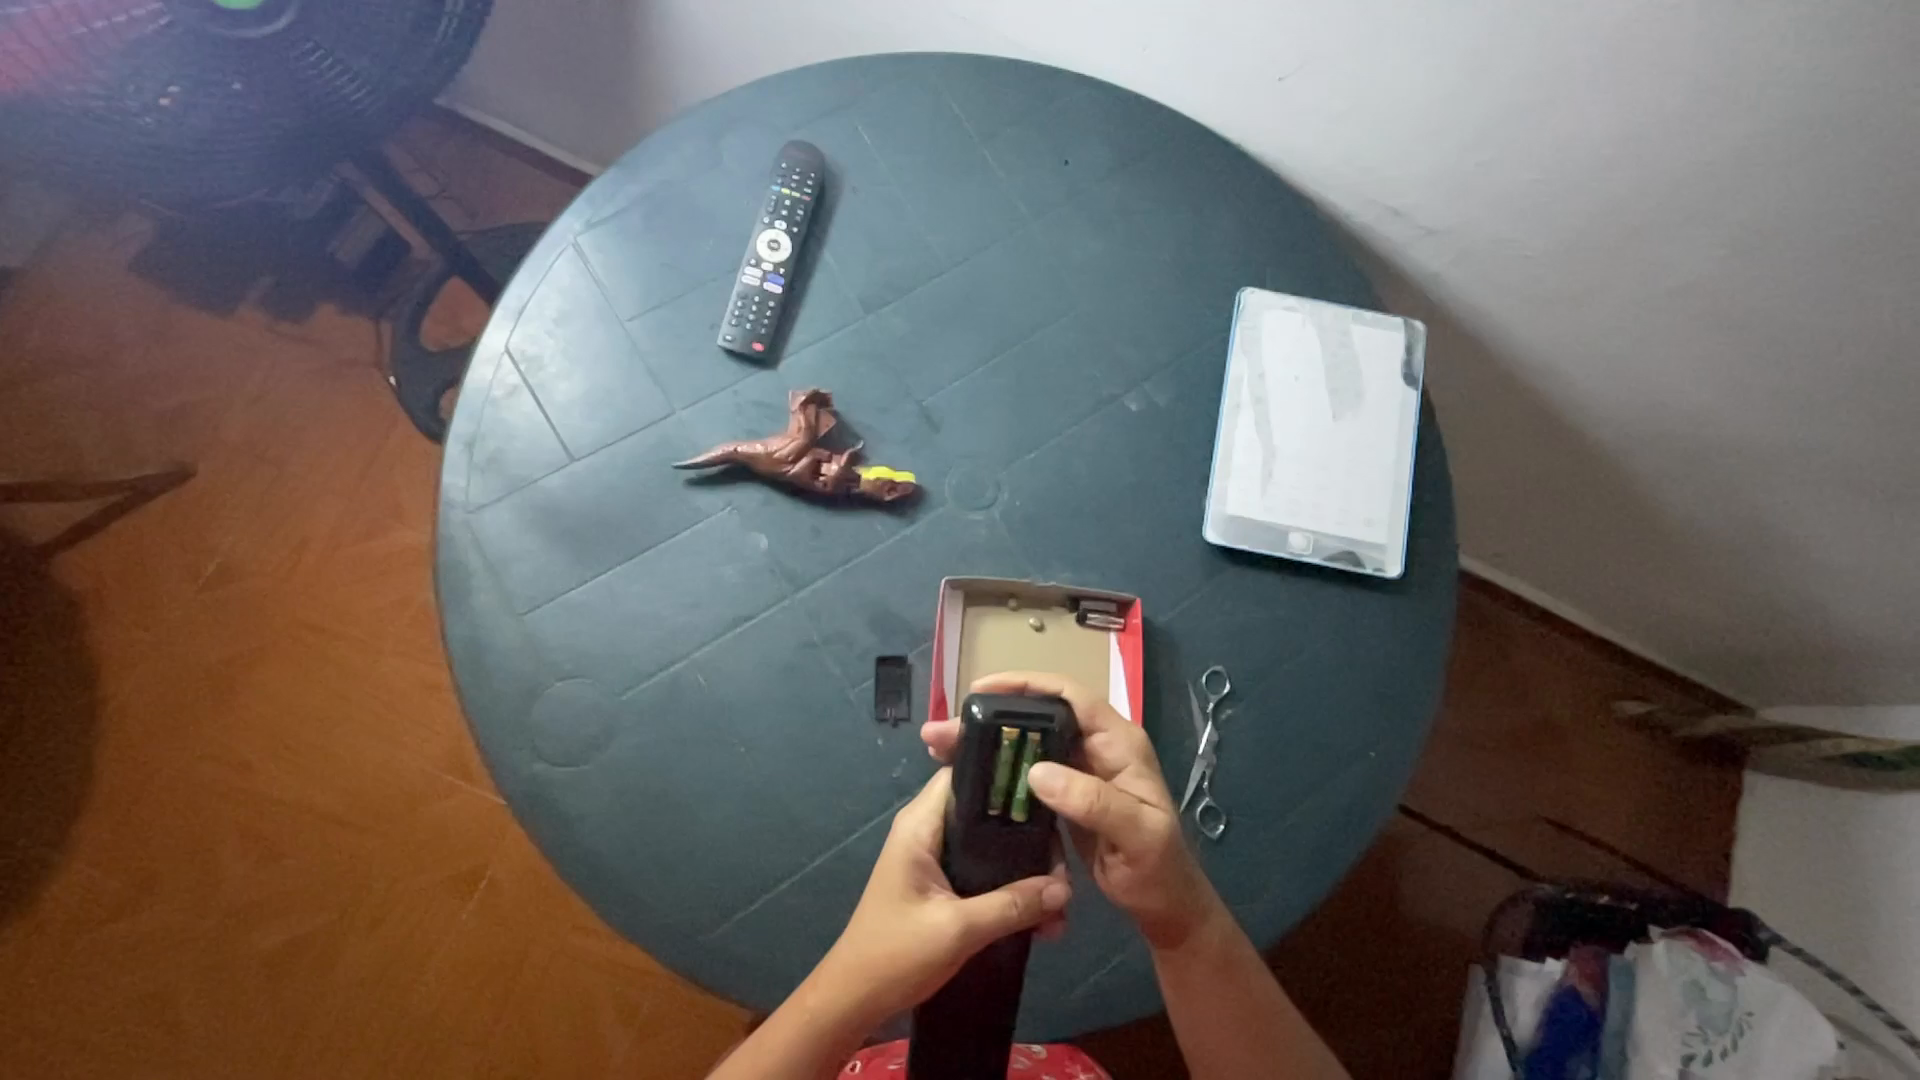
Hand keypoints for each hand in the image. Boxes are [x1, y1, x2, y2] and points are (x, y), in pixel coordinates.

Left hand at [812, 768, 1070, 1021]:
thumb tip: (1064, 888)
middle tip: (1062, 870)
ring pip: (992, 845)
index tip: (1050, 794)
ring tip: (1059, 906)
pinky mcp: (944, 883)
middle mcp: (928, 830)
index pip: (965, 771)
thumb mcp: (957, 930)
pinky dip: (1012, 889)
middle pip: (988, 810)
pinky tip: (1041, 918)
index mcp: (921, 824)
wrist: (854, 1000)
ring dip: (1025, 871)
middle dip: (1028, 836)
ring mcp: (936, 857)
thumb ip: (1011, 905)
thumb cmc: (895, 955)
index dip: (1006, 774)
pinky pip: (987, 871)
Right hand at [922, 671, 1221, 949]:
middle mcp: (1095, 746)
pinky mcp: (1063, 794)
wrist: (1165, 906)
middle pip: (1038, 715)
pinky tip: (963, 777)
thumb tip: (1037, 772)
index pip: (1070, 696)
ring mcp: (1078, 770)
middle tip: (944, 730)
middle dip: (990, 717)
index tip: (981, 691)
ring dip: (985, 743)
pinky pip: (1023, 771)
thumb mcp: (1137, 834)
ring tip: (940, 748)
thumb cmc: (1160, 868)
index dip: (1026, 685)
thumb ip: (1093, 801)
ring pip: (1025, 742)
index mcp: (1118, 742)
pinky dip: (993, 770)